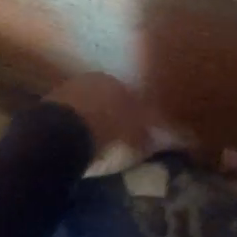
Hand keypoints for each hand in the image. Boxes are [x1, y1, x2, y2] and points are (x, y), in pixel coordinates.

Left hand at [45, 72, 164, 176]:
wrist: (58, 139)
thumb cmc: (109, 133)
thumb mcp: (146, 137)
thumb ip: (169, 136)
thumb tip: (195, 140)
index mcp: (114, 82)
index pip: (131, 97)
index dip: (138, 118)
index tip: (141, 139)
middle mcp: (86, 82)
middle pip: (104, 102)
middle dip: (111, 121)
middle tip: (118, 148)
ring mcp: (61, 96)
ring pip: (81, 112)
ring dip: (87, 128)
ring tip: (95, 154)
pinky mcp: (42, 115)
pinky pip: (62, 126)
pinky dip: (69, 138)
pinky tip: (73, 154)